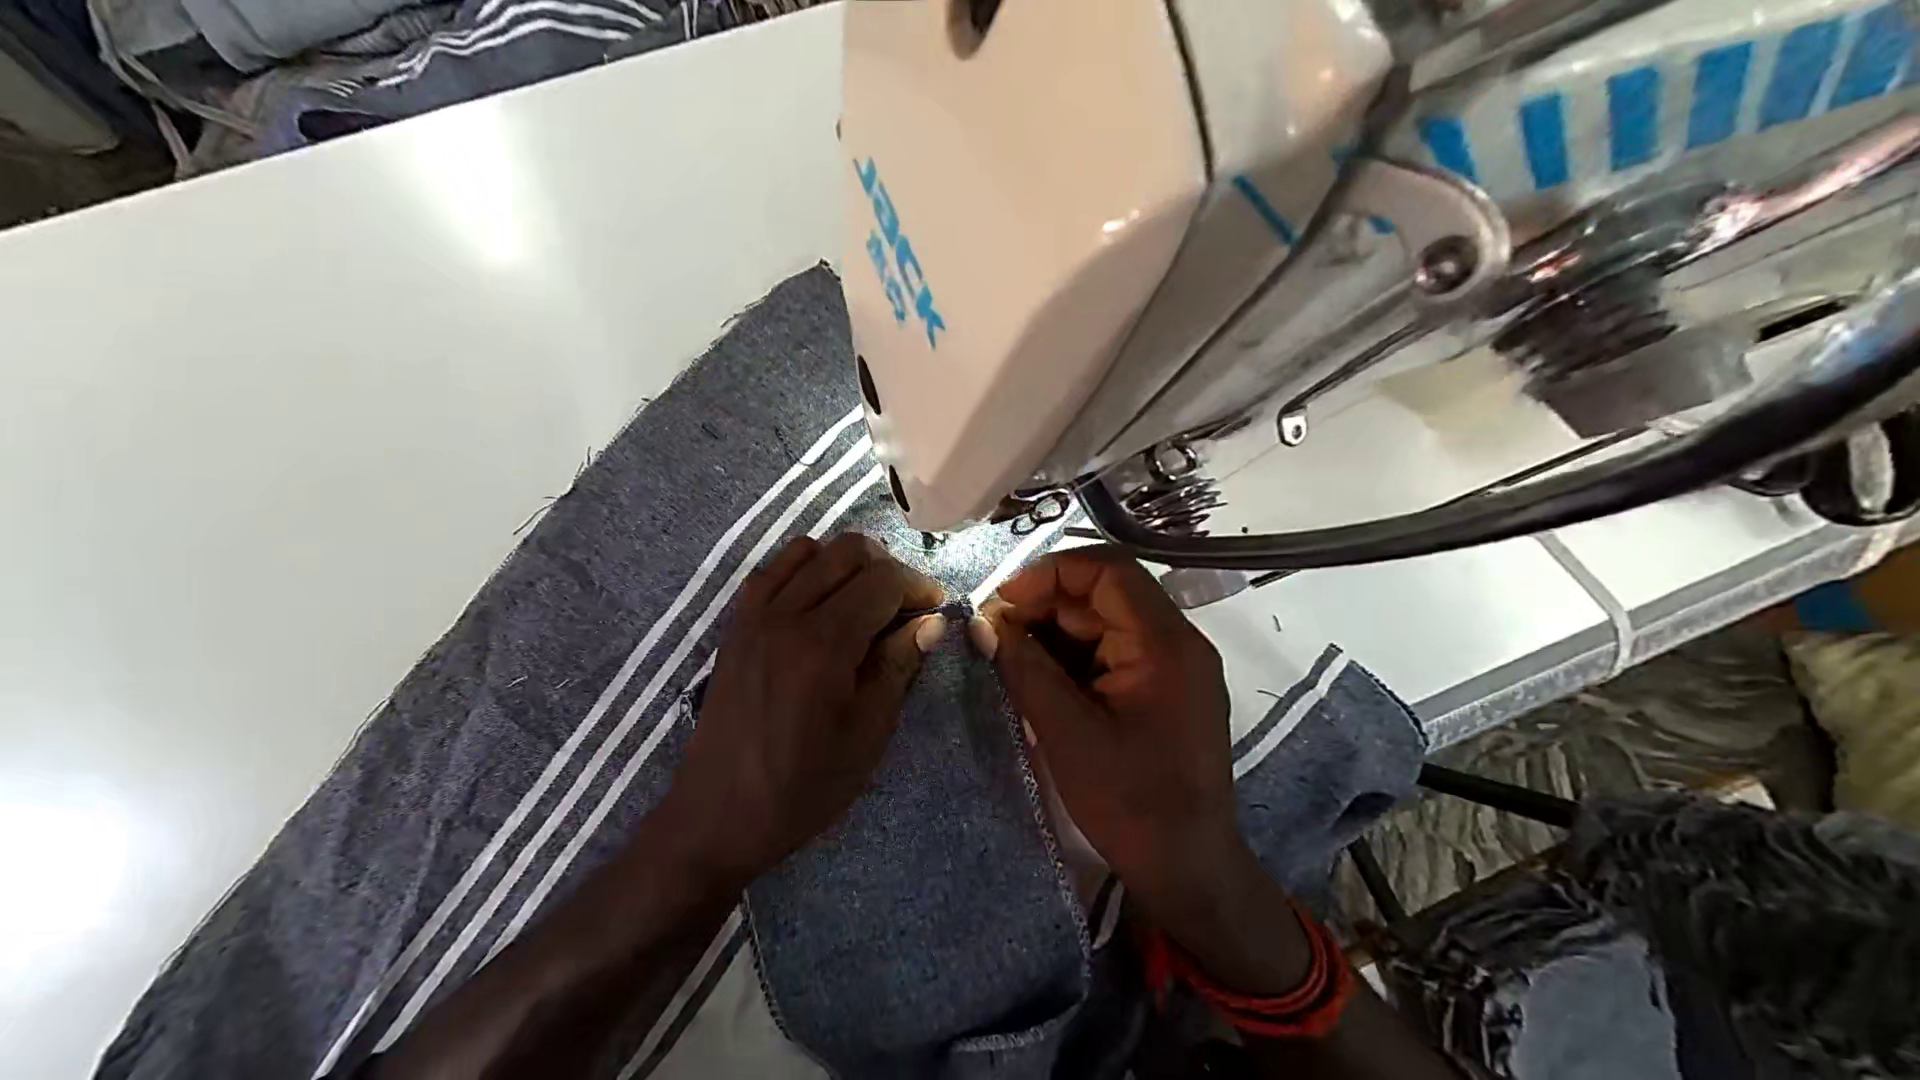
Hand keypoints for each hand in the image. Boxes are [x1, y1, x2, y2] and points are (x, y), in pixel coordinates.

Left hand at [661, 533, 944, 887]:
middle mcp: (785, 614)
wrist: (718, 815)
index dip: (918, 586)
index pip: (883, 581)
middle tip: (904, 605)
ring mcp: (754, 614)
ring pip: (810, 550)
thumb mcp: (867, 735)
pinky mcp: (736, 624)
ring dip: (847, 564)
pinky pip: (773, 570)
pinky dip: (805, 569)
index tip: (935, 609)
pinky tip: (819, 602)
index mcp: (823, 644)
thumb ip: (898, 666)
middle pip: (848, 551)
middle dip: (888, 568)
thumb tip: (931, 621)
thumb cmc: (803, 786)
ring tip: (864, 601)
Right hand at [972, 547, 1312, 992]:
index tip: (1002, 601)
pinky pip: (1110, 652)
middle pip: (1104, 595)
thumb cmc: (1131, 803)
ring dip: (1054, 633)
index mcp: (1165, 644)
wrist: (1188, 871)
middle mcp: (1176, 642)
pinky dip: (1071, 658)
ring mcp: (1172, 665)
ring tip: (1009, 658)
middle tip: (995, 635)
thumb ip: (1024, 669)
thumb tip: (984, 624)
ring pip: (1103, 623)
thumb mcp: (1066, 733)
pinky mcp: (1161, 688)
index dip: (1049, 573)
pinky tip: (1038, 678)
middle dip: (1045, 607)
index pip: (1108, 571)